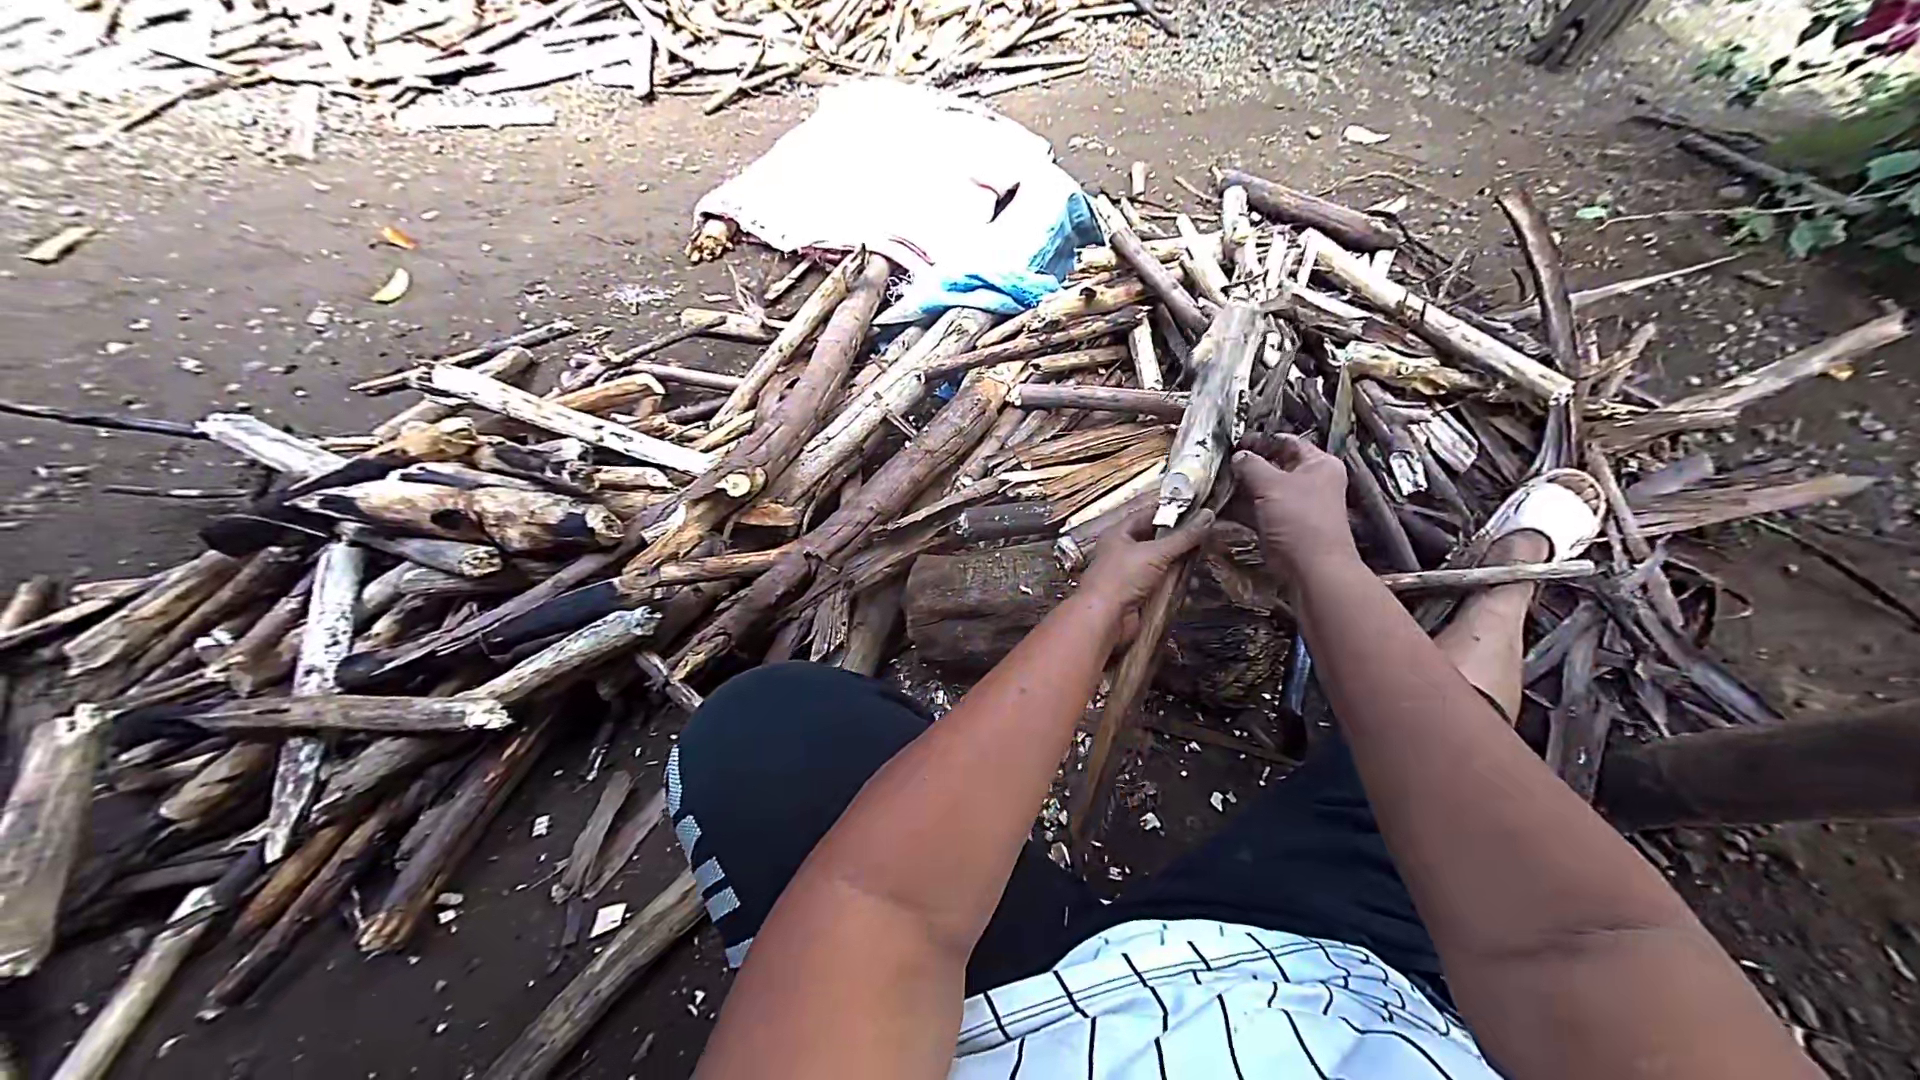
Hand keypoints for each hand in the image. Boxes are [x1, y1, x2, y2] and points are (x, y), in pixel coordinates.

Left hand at [1076, 507, 1214, 629]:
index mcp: (1119, 534)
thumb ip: (1182, 537)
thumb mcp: (1154, 552)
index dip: (1169, 511)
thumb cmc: (1121, 578)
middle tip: (1204, 539)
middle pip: (1156, 541)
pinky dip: (1176, 586)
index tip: (1195, 511)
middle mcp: (1123, 552)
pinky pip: (1161, 586)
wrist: (1105, 619)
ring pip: (1161, 565)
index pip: (1147, 515)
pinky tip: (1191, 587)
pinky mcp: (1138, 595)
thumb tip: (1207, 517)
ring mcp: (1130, 575)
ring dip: (1181, 566)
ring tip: (1200, 565)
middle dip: (1180, 542)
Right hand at [1230, 433, 1358, 578]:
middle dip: (1245, 464)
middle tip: (1218, 461)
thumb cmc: (1298, 519)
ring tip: (1212, 480)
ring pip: (1261, 488)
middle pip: (1272, 465)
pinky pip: (1256, 508)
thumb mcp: (1272, 485)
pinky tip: (1217, 502)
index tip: (1233, 441)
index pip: (1287, 442)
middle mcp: (1308, 481)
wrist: (1311, 567)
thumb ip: (1251, 465)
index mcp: (1317, 464)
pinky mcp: (1279, 524)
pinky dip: (1239, 506)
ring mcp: (1292, 504)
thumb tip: (1238, 456)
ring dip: (1239, 486)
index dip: (1261, 440)